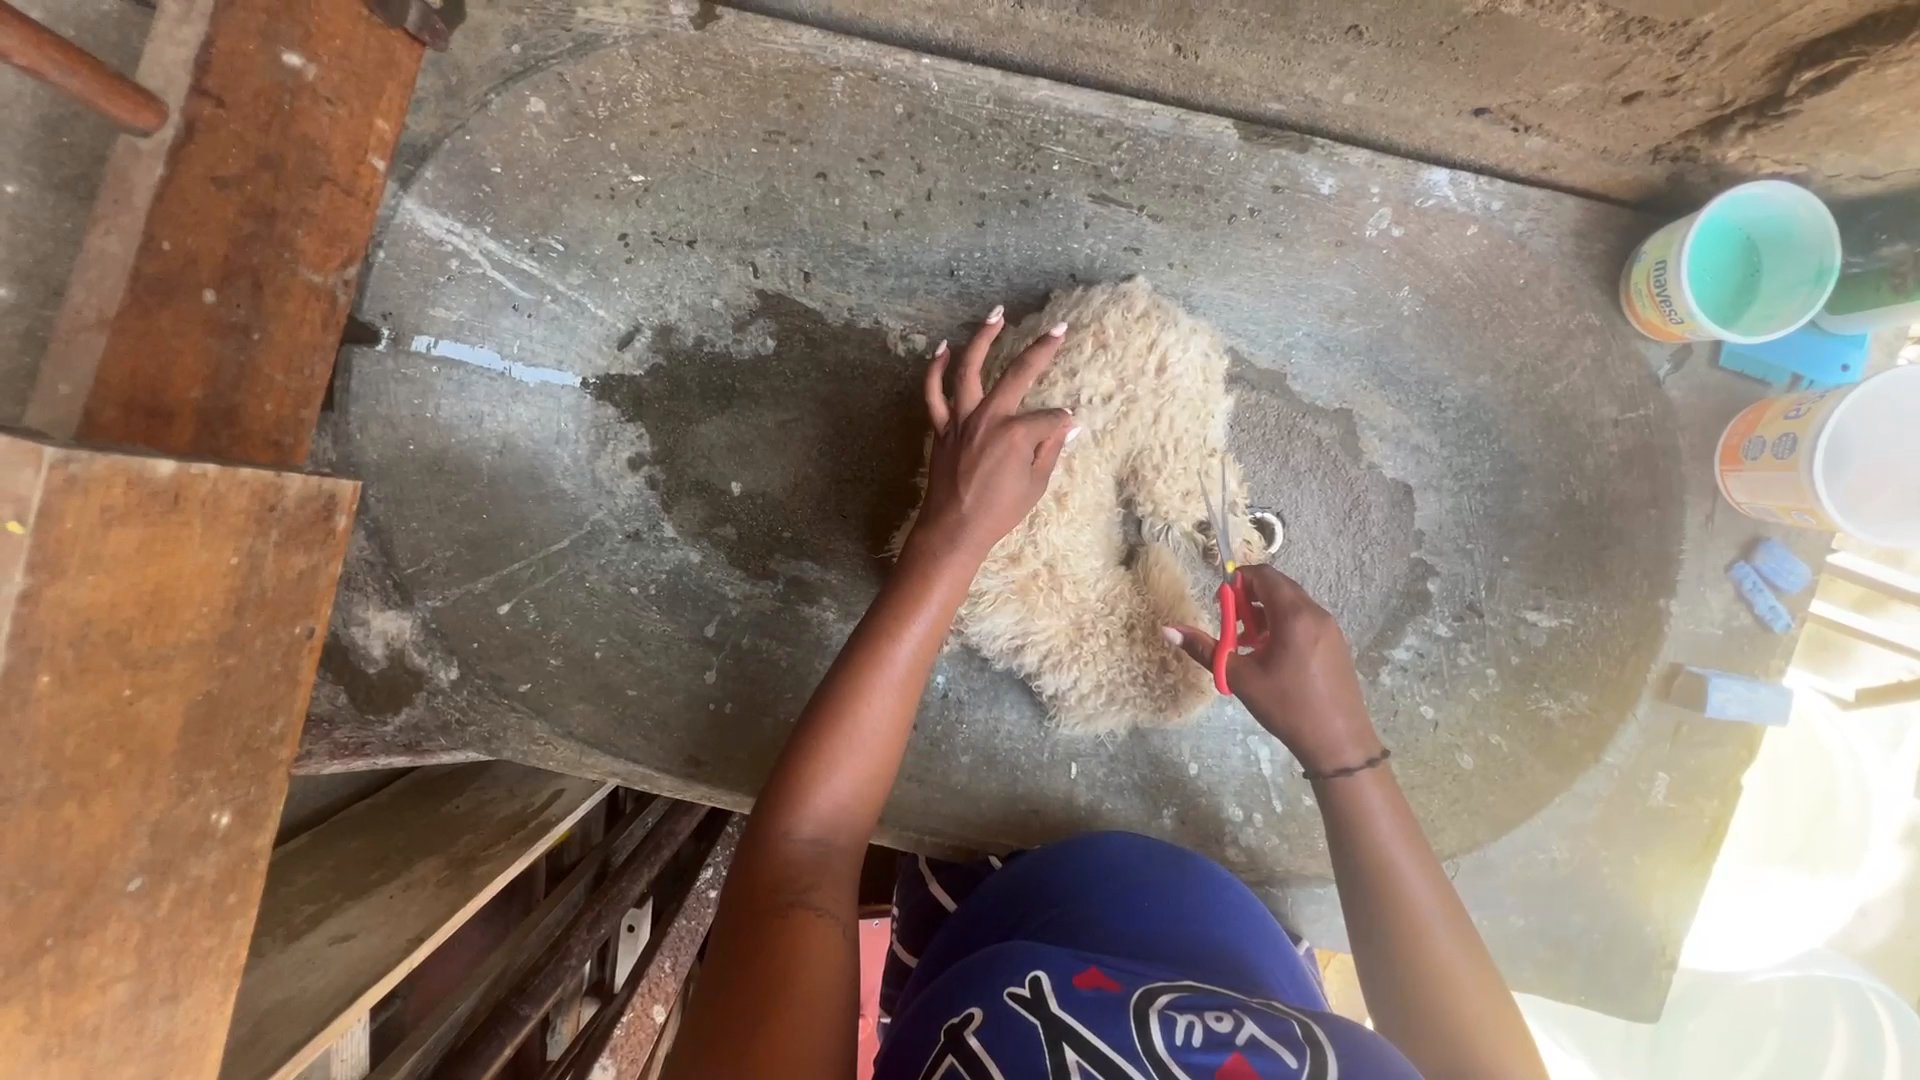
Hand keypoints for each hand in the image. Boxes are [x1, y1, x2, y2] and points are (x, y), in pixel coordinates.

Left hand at [906, 305, 1077, 565]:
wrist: (954, 529)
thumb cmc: (998, 512)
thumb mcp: (1035, 484)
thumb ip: (1051, 448)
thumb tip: (1068, 424)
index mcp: (1016, 434)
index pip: (1050, 418)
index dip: (1062, 424)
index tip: (1066, 430)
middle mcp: (987, 418)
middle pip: (1017, 374)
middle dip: (1041, 350)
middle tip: (1057, 329)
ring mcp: (960, 419)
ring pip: (969, 369)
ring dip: (983, 338)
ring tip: (995, 315)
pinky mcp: (942, 427)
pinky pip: (934, 392)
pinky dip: (937, 369)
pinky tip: (944, 348)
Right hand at [1166, 564, 1381, 773]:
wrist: (1339, 743)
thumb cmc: (1286, 707)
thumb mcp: (1239, 677)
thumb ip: (1204, 648)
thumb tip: (1167, 630)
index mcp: (1294, 616)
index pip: (1263, 575)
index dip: (1237, 582)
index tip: (1221, 606)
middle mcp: (1316, 614)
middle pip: (1278, 586)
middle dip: (1249, 599)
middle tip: (1231, 626)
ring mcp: (1330, 628)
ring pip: (1292, 604)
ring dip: (1265, 613)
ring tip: (1248, 644)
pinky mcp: (1335, 643)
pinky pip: (1304, 619)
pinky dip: (1282, 625)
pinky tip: (1270, 656)